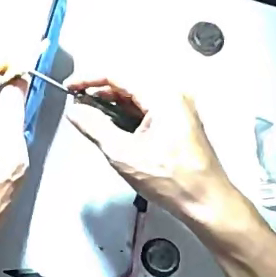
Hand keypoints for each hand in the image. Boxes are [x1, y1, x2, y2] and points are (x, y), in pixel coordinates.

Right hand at [62, 69, 256, 229]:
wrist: (205, 202)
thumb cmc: (176, 180)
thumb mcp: (122, 152)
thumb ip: (94, 126)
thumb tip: (77, 112)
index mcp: (163, 97)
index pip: (117, 74)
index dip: (88, 79)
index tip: (71, 86)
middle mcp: (174, 98)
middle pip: (127, 83)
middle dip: (99, 91)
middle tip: (78, 102)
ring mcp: (178, 110)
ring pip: (136, 97)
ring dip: (111, 104)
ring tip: (91, 117)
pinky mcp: (178, 124)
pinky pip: (146, 109)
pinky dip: (125, 114)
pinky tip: (113, 128)